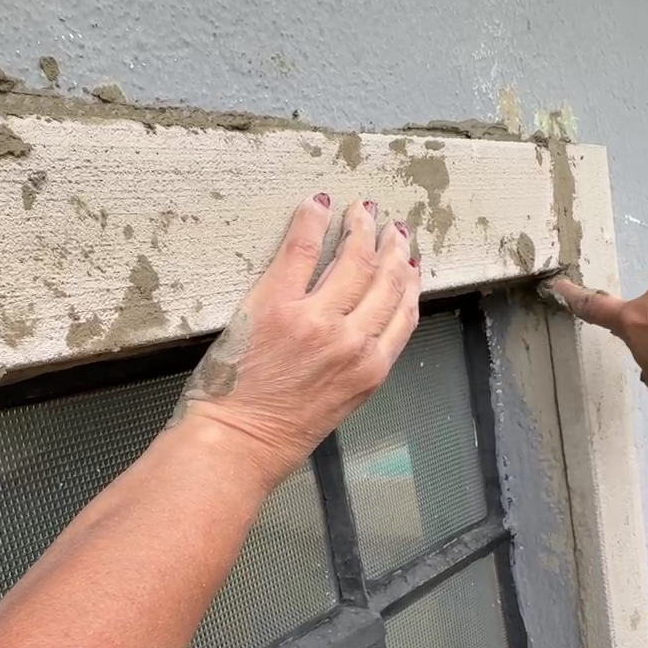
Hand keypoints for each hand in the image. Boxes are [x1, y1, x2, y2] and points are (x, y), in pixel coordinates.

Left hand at [176, 194, 421, 478]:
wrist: (239, 443)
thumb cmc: (281, 436)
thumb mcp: (338, 406)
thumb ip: (356, 370)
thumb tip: (359, 336)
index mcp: (370, 369)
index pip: (403, 313)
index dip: (408, 281)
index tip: (409, 262)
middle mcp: (353, 340)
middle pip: (384, 279)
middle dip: (392, 247)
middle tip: (390, 226)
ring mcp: (316, 318)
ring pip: (353, 259)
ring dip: (361, 229)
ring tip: (362, 211)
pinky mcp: (277, 302)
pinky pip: (303, 247)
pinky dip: (314, 221)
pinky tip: (320, 204)